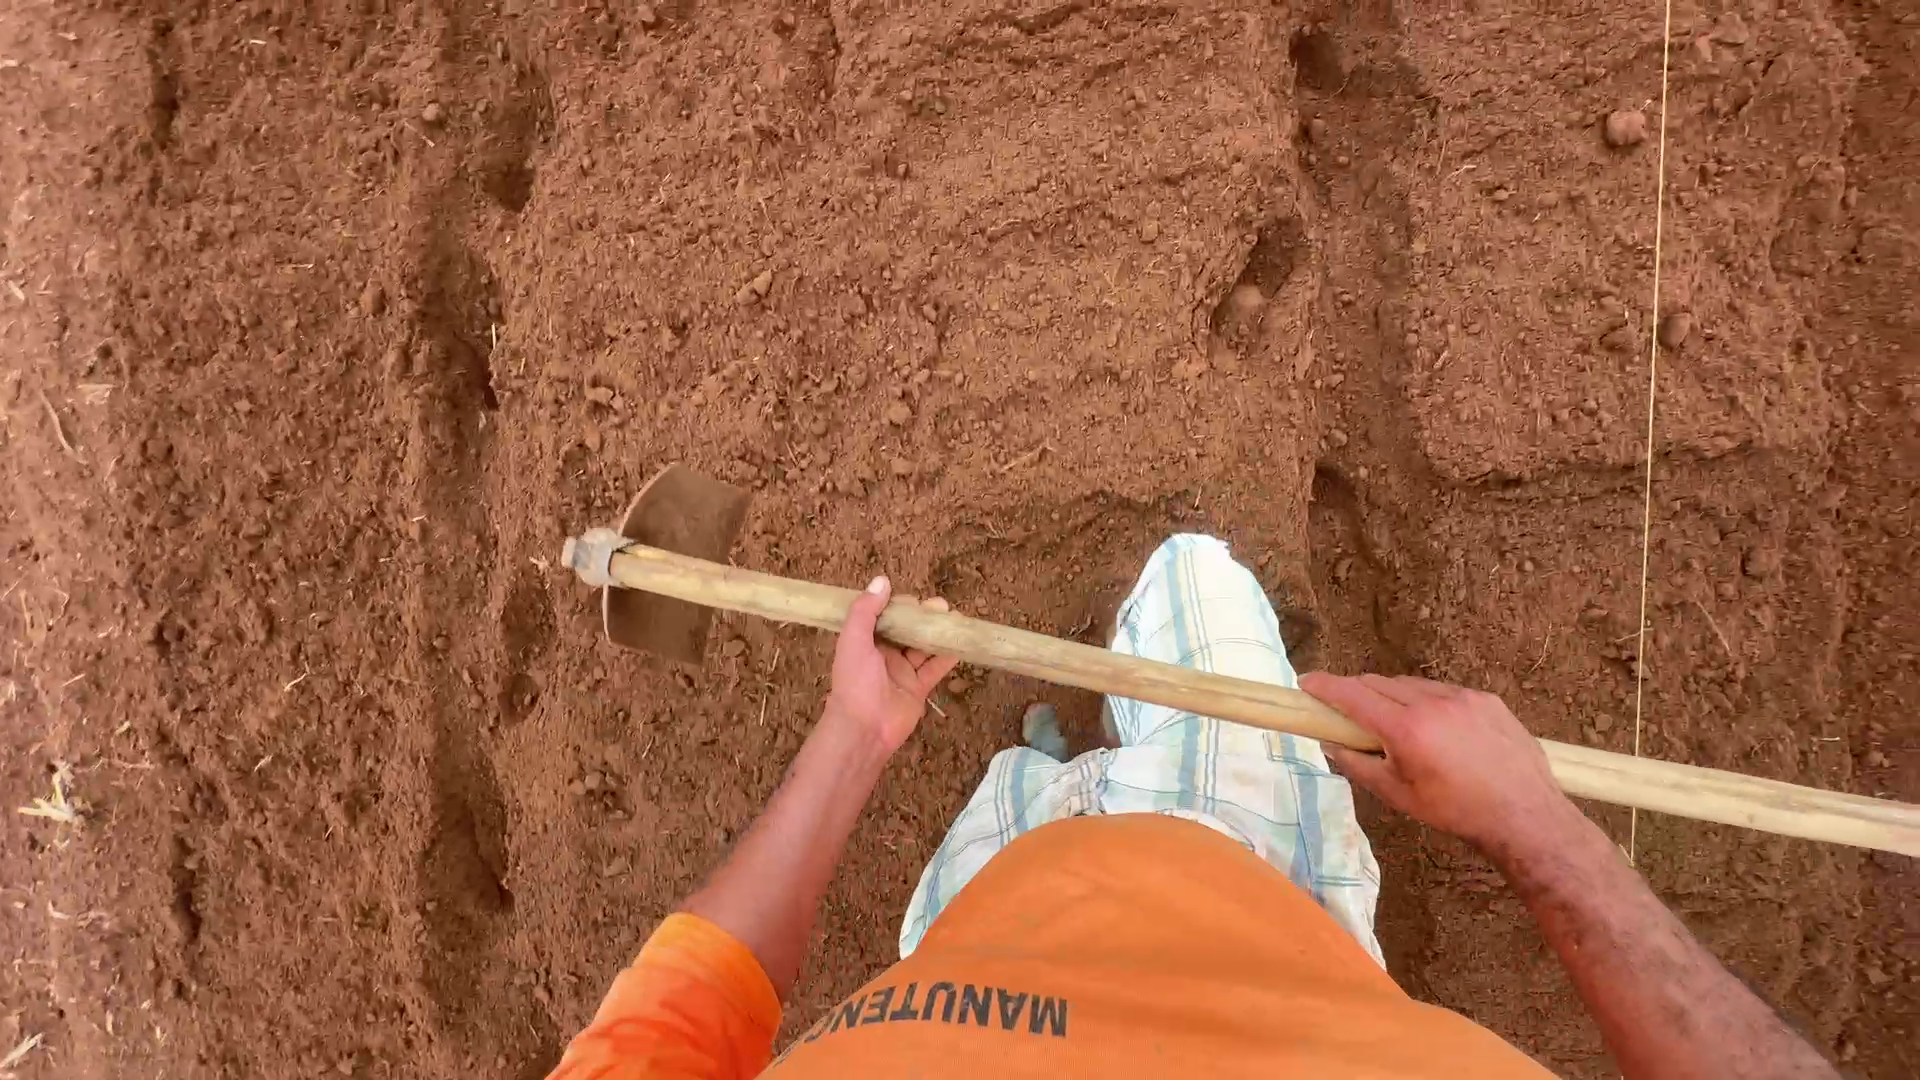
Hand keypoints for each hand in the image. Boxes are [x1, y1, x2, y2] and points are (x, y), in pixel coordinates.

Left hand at [823, 576, 960, 753]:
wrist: (863, 728)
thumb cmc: (855, 681)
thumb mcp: (854, 640)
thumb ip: (865, 610)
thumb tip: (882, 580)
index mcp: (867, 641)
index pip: (888, 616)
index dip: (902, 606)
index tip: (915, 601)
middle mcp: (885, 654)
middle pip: (909, 630)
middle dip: (925, 618)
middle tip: (942, 607)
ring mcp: (903, 671)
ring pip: (924, 647)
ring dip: (938, 634)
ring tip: (956, 619)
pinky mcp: (919, 688)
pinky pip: (935, 668)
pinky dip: (947, 656)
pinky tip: (960, 644)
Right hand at [1301, 673, 1576, 856]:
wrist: (1528, 818)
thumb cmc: (1454, 811)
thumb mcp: (1395, 794)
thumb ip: (1355, 763)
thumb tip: (1328, 742)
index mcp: (1406, 728)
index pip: (1351, 694)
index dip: (1323, 685)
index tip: (1304, 683)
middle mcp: (1432, 703)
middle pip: (1375, 683)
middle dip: (1355, 693)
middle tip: (1347, 714)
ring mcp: (1462, 697)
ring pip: (1407, 684)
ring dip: (1390, 696)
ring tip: (1396, 725)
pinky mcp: (1485, 699)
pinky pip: (1440, 690)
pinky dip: (1424, 701)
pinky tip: (1434, 727)